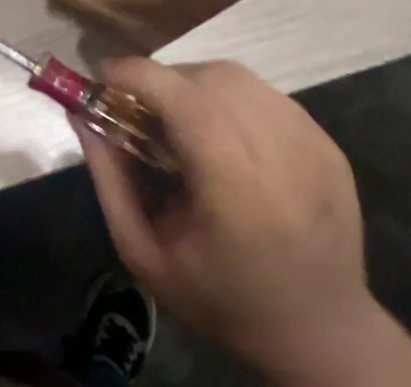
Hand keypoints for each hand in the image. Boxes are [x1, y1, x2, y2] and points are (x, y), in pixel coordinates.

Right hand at [76, 58, 384, 382]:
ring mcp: (314, 147)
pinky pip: (266, 95)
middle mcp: (283, 158)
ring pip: (239, 78)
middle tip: (135, 106)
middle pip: (210, 79)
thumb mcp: (143, 252)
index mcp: (237, 192)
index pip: (185, 101)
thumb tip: (81, 115)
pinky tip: (220, 133)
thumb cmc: (220, 300)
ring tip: (176, 119)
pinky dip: (230, 98)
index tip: (103, 78)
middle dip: (161, 79)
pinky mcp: (330, 146)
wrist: (321, 335)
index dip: (138, 75)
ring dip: (194, 83)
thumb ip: (109, 179)